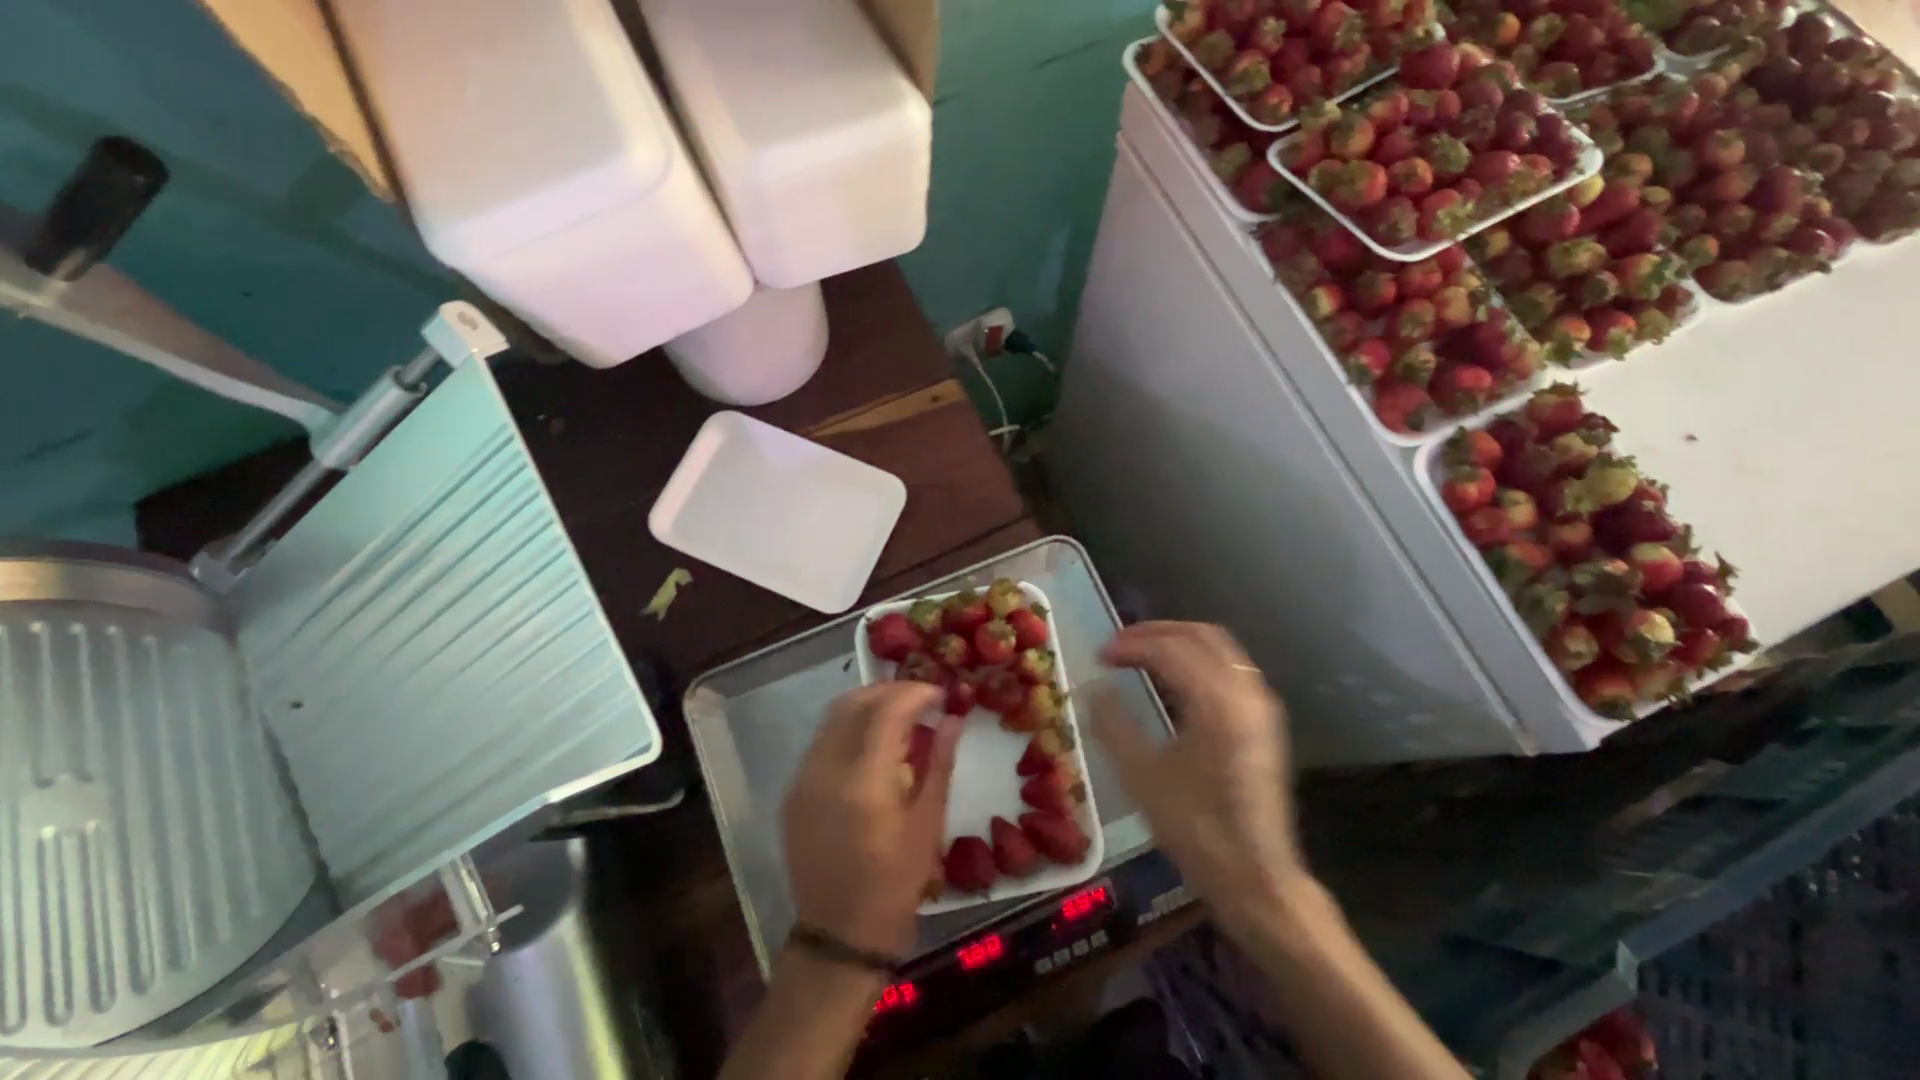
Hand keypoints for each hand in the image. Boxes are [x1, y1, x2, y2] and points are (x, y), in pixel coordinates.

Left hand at [784, 683, 963, 956]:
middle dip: (889, 691)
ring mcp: (802, 780)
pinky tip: (874, 746)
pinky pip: (821, 743)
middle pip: (853, 704)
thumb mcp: (929, 824)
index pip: (887, 711)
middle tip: (922, 699)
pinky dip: (849, 730)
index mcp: (863, 782)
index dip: (916, 693)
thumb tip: (953, 718)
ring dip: (867, 707)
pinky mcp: (793, 792)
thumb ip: (939, 764)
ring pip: (832, 718)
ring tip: (901, 718)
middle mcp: (824, 770)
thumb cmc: (896, 884)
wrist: (840, 933)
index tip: (940, 693)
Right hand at [1093, 622, 1308, 933]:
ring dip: (1180, 644)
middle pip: (1202, 635)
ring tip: (1141, 657)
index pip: (1171, 648)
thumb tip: (1093, 689)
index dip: (1131, 644)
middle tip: (1119, 645)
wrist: (1256, 876)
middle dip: (1158, 632)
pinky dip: (1199, 662)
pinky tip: (1174, 684)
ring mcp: (1263, 707)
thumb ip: (1114, 724)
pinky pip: (1231, 671)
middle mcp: (1247, 693)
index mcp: (1218, 701)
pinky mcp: (1266, 725)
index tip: (1100, 655)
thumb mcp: (1143, 777)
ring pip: (1221, 651)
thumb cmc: (1195, 828)